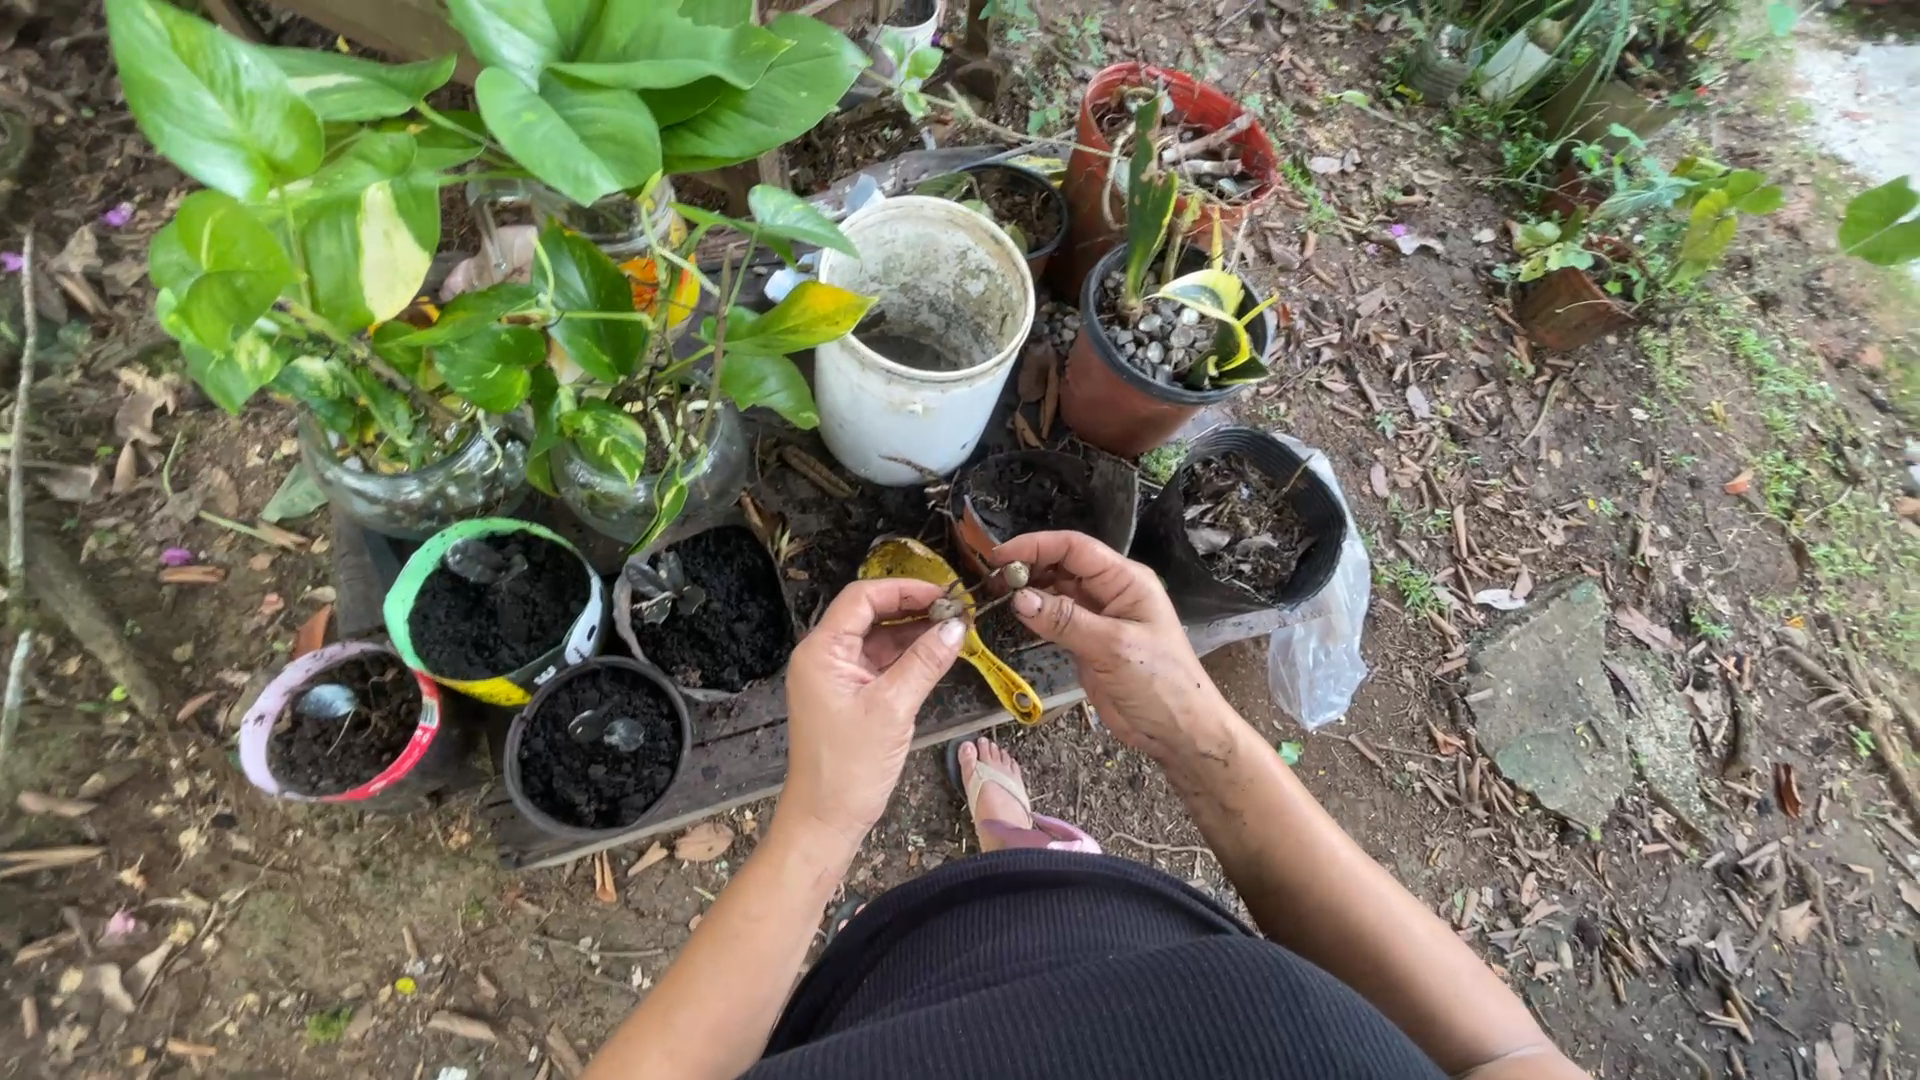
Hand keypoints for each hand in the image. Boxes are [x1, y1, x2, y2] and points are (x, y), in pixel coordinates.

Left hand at [779, 579, 965, 850]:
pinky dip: (907, 656)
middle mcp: (824, 657)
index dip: (903, 589)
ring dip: (913, 632)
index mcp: (821, 651)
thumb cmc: (849, 767)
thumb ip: (925, 662)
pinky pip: (881, 663)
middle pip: (869, 614)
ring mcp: (837, 676)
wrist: (826, 820)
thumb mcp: (893, 708)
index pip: (862, 598)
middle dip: (912, 608)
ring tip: (953, 628)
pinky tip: (936, 652)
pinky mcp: (850, 695)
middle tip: (954, 610)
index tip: (942, 593)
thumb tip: (957, 627)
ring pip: (878, 638)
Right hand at [992, 532, 1230, 763]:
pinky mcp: (1088, 641)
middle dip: (1028, 567)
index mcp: (1126, 580)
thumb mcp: (1112, 647)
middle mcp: (1111, 591)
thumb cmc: (1158, 683)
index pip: (1075, 548)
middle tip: (992, 580)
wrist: (1177, 730)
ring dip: (1029, 590)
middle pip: (1063, 565)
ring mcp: (1099, 616)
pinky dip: (1035, 615)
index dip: (1036, 546)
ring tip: (996, 596)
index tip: (1000, 557)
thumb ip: (1065, 620)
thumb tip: (1018, 597)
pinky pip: (1057, 618)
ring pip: (1056, 590)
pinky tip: (1015, 617)